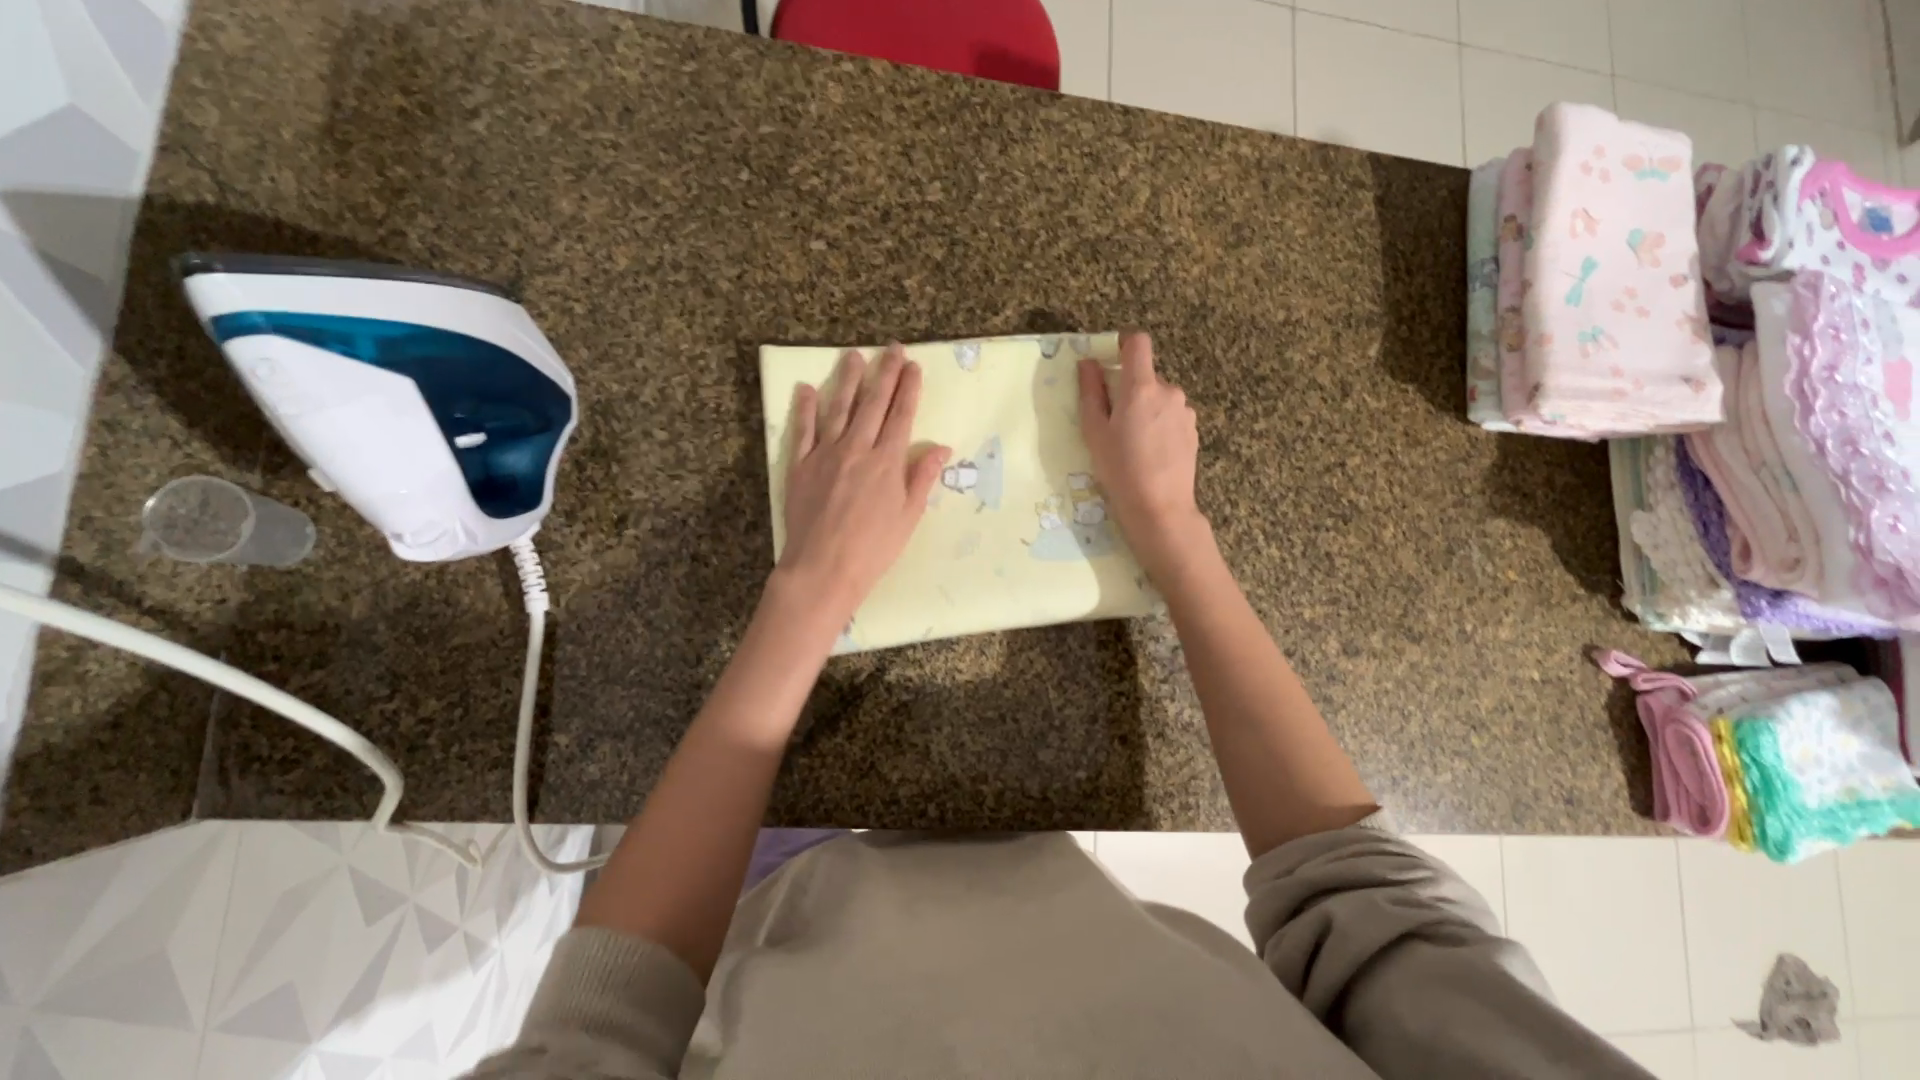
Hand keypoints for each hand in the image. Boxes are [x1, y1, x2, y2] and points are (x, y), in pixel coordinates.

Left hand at [777, 345, 949, 624]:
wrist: (823, 568)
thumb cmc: (873, 549)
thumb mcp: (909, 517)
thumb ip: (922, 478)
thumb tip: (941, 448)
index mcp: (887, 462)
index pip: (902, 416)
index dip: (909, 389)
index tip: (914, 367)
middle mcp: (857, 449)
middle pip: (873, 404)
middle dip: (885, 373)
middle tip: (892, 349)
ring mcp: (825, 454)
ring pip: (838, 408)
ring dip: (847, 380)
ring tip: (853, 356)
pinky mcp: (799, 466)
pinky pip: (802, 430)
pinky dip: (804, 408)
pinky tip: (805, 389)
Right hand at [1077, 332, 1205, 568]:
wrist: (1160, 507)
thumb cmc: (1120, 470)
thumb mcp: (1094, 432)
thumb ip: (1091, 392)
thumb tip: (1088, 364)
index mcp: (1140, 387)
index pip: (1138, 343)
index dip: (1124, 344)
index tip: (1111, 358)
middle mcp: (1168, 391)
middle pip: (1146, 375)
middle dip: (1129, 389)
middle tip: (1113, 422)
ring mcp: (1185, 410)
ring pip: (1159, 397)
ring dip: (1146, 409)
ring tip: (1133, 442)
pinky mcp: (1193, 429)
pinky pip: (1171, 415)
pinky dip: (1159, 424)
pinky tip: (1151, 452)